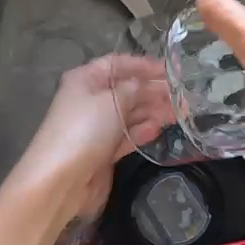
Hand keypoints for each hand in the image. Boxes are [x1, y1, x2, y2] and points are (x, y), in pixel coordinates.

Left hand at [4, 54, 170, 227]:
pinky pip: (127, 135)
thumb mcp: (113, 101)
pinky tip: (159, 128)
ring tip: (179, 112)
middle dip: (154, 91)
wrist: (61, 180)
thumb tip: (149, 85)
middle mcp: (91, 99)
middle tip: (183, 96)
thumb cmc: (85, 130)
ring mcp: (97, 126)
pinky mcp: (103, 150)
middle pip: (127, 89)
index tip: (173, 70)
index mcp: (86, 79)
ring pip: (130, 113)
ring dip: (153, 111)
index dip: (145, 65)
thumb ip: (135, 88)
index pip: (119, 64)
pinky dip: (142, 131)